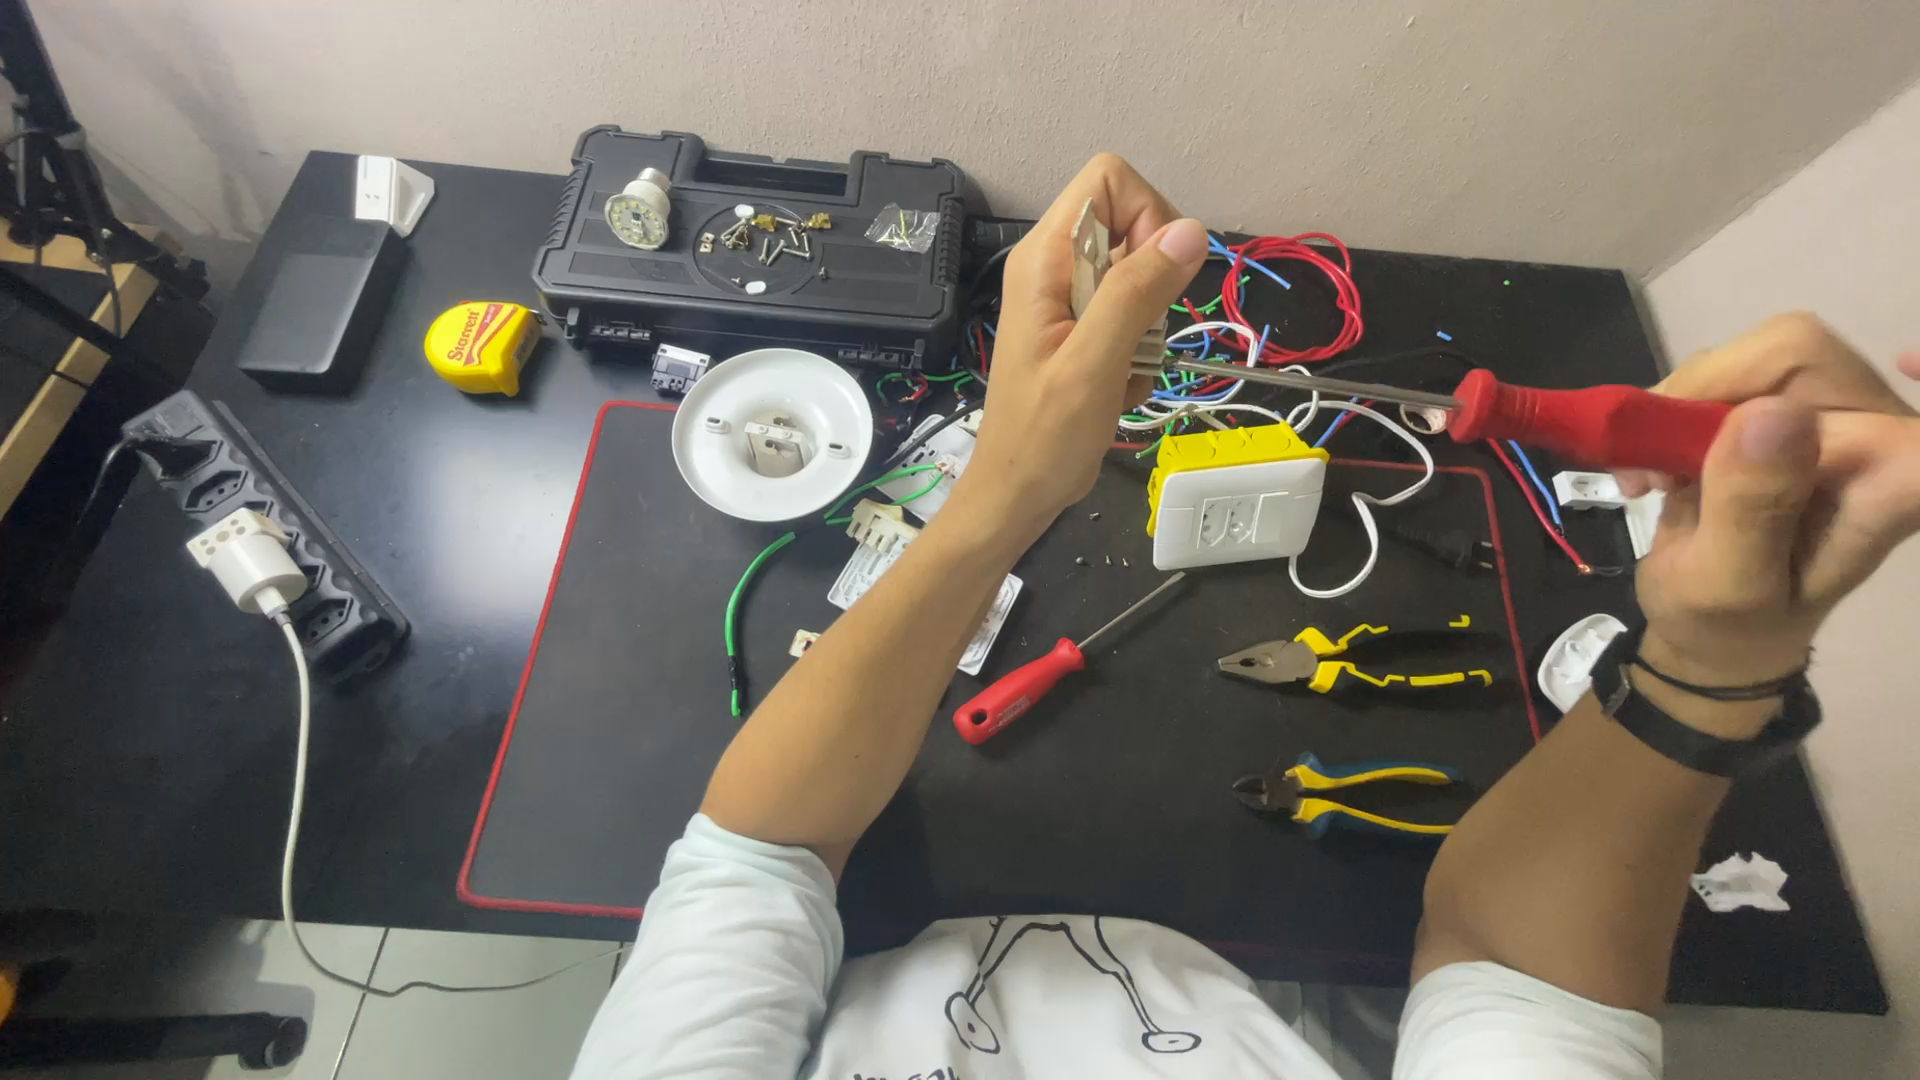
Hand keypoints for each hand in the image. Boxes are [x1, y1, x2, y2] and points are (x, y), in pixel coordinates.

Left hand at [947, 154, 1208, 537]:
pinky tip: (1116, 388)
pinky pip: (1132, 318)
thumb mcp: (1092, 365)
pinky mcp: (1080, 335)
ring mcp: (1067, 303)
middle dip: (1152, 282)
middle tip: (1135, 337)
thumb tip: (1191, 230)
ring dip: (1148, 328)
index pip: (1109, 181)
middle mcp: (1053, 270)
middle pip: (1131, 225)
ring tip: (1121, 371)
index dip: (1146, 215)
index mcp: (1043, 261)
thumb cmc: (1044, 439)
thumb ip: (1136, 294)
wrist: (1018, 493)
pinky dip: (1137, 353)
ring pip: (1139, 277)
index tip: (1152, 278)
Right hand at [1622, 314, 1919, 706]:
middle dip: (1694, 396)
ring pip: (1738, 362)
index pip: (1813, 368)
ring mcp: (1825, 424)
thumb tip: (1768, 410)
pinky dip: (1664, 422)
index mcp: (1891, 464)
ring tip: (1649, 477)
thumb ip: (1754, 503)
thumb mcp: (1730, 578)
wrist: (1714, 634)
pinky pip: (1714, 386)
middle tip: (1651, 461)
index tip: (1714, 412)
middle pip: (1783, 349)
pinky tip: (1654, 467)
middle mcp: (1875, 430)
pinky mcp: (1777, 427)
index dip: (1753, 369)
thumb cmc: (1726, 620)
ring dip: (1671, 414)